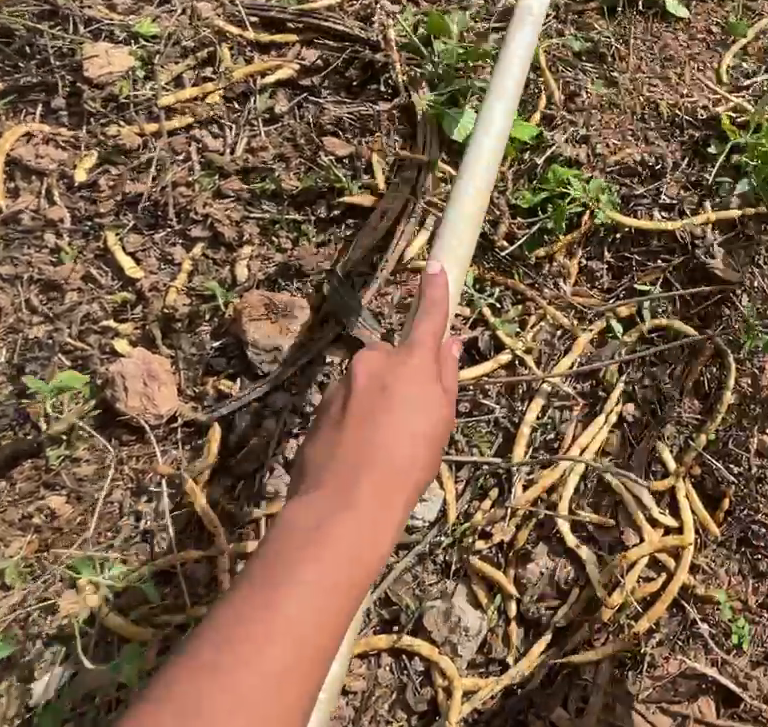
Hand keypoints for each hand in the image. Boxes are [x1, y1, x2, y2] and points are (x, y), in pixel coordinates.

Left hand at [293, 262, 460, 518]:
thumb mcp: (442, 416)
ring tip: (386, 442)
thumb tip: (447, 344)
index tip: (435, 266)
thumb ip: (445, 375)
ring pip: (370, 382)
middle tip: (415, 413)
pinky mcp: (320, 408)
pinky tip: (362, 451)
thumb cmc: (410, 457)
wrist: (346, 501)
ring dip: (379, 400)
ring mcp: (342, 383)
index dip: (435, 291)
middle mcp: (374, 362)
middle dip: (403, 375)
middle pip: (394, 357)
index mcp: (411, 361)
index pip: (429, 316)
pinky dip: (358, 418)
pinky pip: (349, 403)